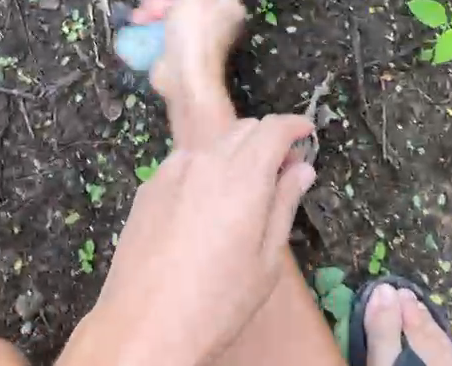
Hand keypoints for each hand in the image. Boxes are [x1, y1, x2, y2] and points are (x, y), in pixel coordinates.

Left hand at [61, 116, 316, 365]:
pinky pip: (187, 162)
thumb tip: (302, 168)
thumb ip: (284, 205)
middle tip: (284, 172)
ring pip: (214, 144)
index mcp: (242, 177)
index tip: (307, 132)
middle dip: (268, 140)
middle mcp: (206, 161)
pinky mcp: (149, 185)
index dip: (294, 126)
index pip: (273, 129)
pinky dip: (207, 168)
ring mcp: (173, 169)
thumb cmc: (217, 302)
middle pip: (244, 130)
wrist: (144, 325)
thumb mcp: (266, 261)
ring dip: (237, 153)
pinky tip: (206, 206)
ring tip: (245, 192)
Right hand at [128, 0, 244, 116]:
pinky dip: (148, 24)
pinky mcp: (176, 49)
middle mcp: (214, 20)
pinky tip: (138, 24)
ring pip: (169, 10)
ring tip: (143, 16)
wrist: (183, 78)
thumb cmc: (195, 31)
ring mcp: (194, 36)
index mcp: (226, 5)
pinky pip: (160, 28)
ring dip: (152, 8)